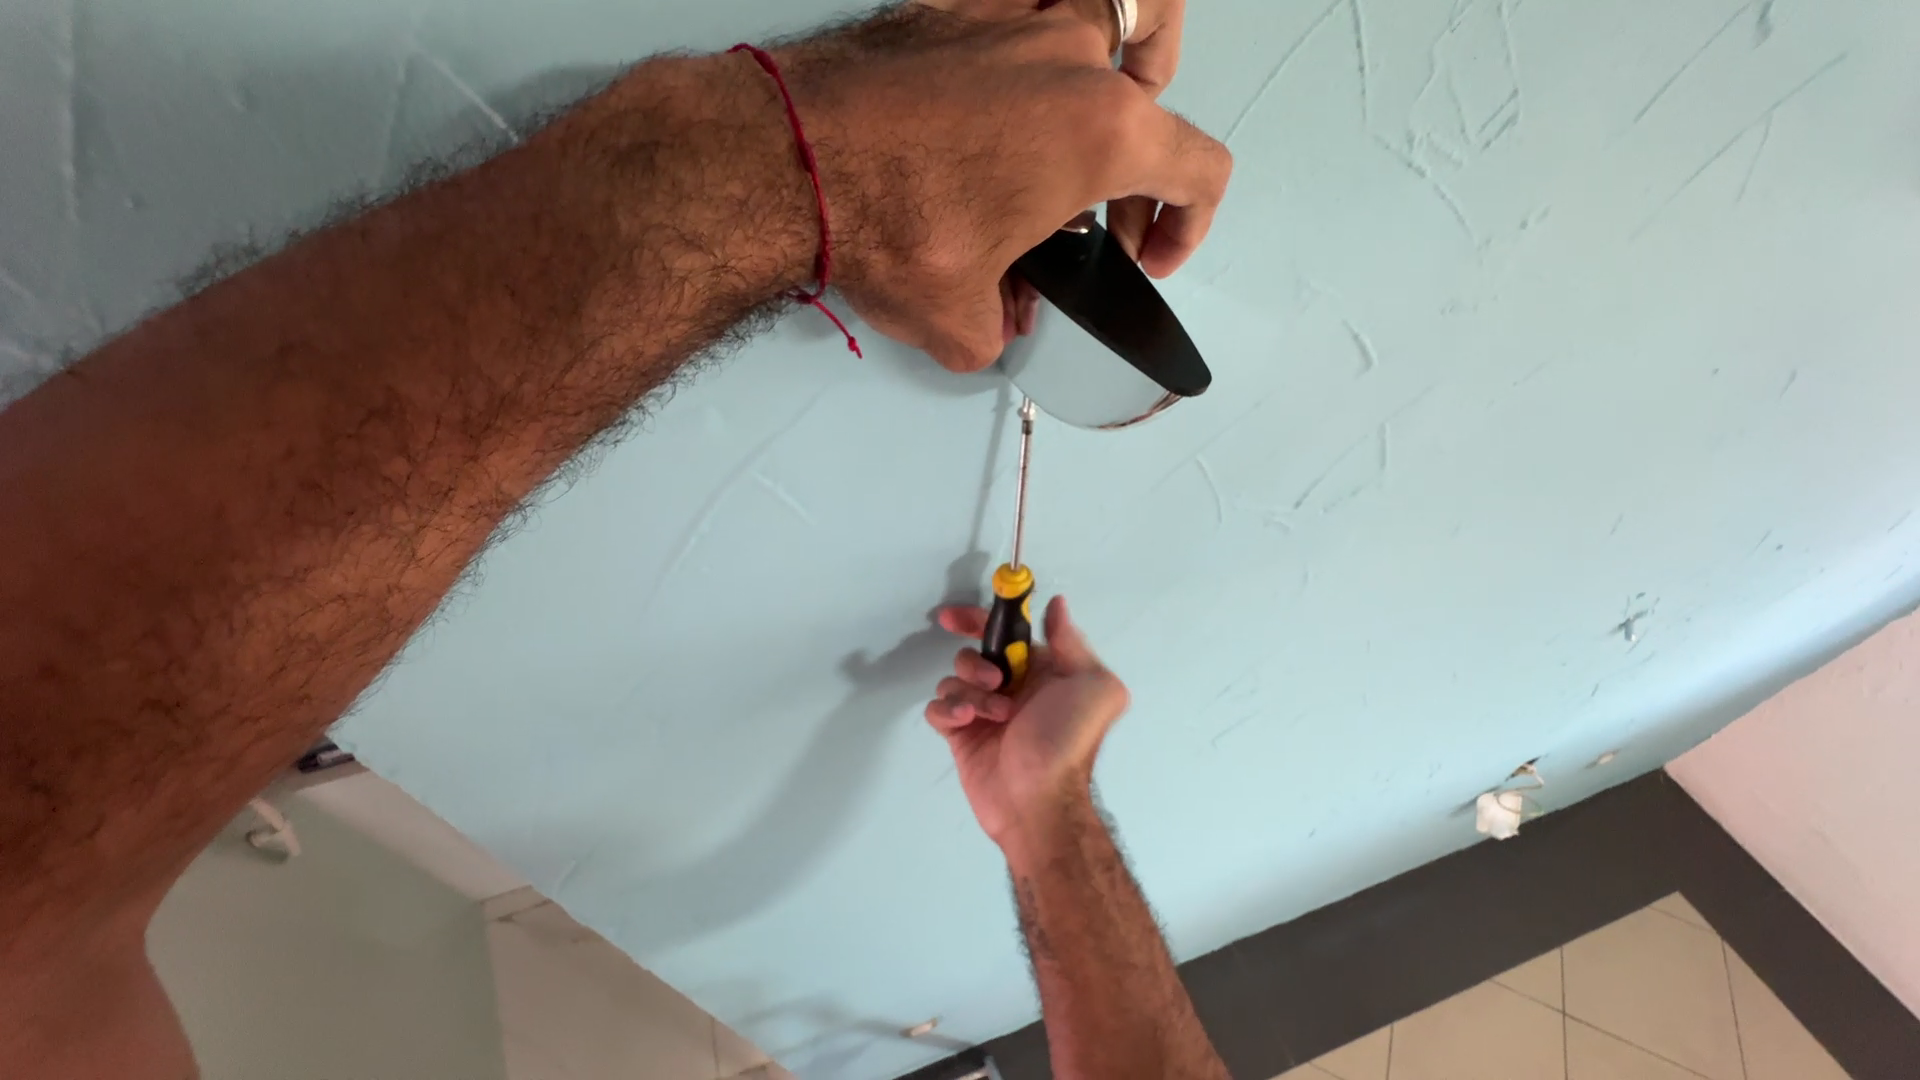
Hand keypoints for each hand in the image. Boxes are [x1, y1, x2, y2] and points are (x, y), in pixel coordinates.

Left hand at [774, 3, 1229, 372]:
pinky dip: (1034, 24)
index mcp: (1100, 135)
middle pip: (1154, 92)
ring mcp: (1012, 13)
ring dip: (1121, 51)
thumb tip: (995, 325)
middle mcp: (1072, 58)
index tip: (1145, 259)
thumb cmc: (890, 234)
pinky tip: (1007, 71)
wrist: (789, 161)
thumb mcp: (957, 322)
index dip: (1188, 224)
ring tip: (1096, 100)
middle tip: (1103, 215)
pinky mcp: (952, 0)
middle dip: (1143, 164)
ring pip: (1106, 1)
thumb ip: (995, 331)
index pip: (1198, 169)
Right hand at [926, 595, 1130, 848]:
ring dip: (970, 691)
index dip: (980, 619)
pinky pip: (938, 708)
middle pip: (975, 653)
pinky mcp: (960, 736)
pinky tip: (966, 722)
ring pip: (954, 679)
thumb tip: (1057, 604)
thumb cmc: (1067, 740)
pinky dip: (948, 710)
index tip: (955, 616)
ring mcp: (983, 713)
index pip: (1005, 634)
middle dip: (977, 662)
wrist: (1039, 802)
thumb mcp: (1092, 686)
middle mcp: (1011, 688)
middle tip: (995, 682)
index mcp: (1041, 672)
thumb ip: (1071, 642)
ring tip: (992, 716)